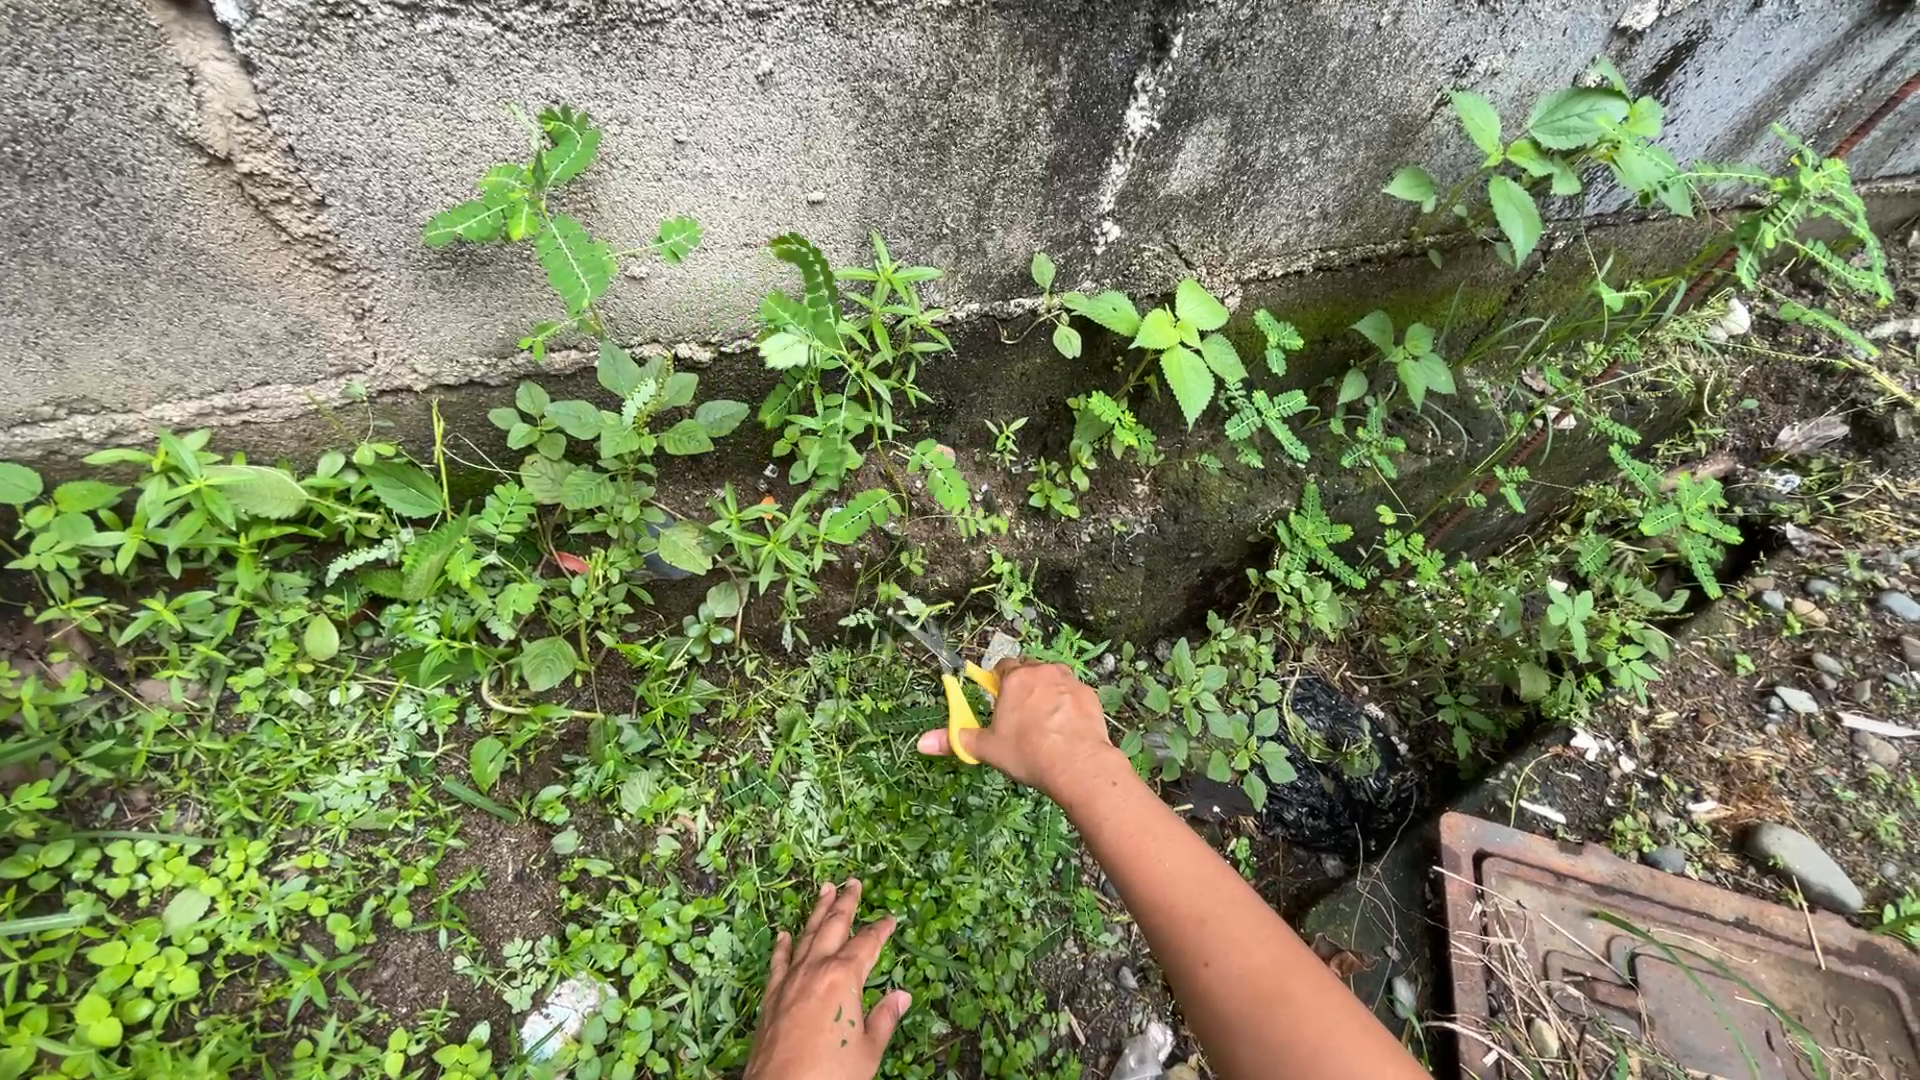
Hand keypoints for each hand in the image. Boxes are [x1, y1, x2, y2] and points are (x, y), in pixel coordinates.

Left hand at [745, 879, 911, 1079]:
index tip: (890, 919)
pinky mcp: (772, 997)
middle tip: (853, 882)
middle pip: (835, 926)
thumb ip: (884, 1018)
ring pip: (807, 936)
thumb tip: (902, 995)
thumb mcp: (868, 1051)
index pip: (868, 944)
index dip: (881, 930)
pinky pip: (779, 963)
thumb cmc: (832, 1076)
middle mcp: (817, 969)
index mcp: (844, 977)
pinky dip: (783, 946)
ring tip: (825, 888)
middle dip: (846, 903)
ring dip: (818, 911)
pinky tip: (785, 934)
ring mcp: (791, 981)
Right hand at [915, 658, 1118, 799]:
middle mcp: (1043, 671)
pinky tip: (1067, 728)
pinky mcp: (1090, 695)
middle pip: (1029, 669)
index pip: (1003, 667)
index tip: (1000, 701)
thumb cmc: (1027, 753)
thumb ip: (956, 740)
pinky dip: (1069, 705)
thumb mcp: (988, 748)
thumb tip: (921, 743)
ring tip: (1045, 722)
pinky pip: (1074, 694)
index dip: (1000, 683)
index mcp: (1015, 678)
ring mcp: (1069, 681)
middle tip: (1020, 715)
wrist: (1078, 765)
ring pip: (1053, 679)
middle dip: (1024, 685)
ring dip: (1047, 692)